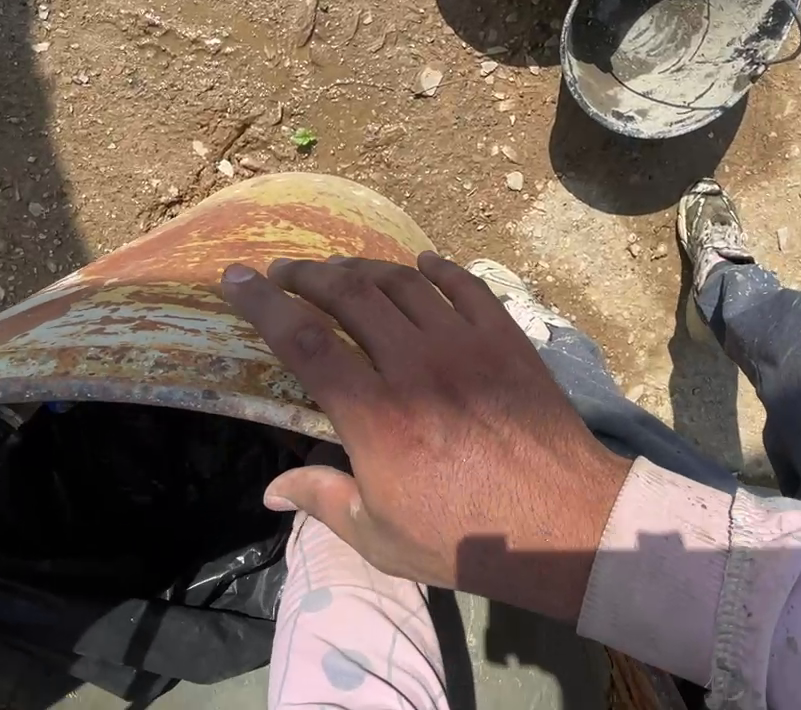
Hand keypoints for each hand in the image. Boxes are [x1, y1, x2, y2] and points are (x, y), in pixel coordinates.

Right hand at [216, 253, 633, 620]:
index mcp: (375, 414)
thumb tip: (270, 489)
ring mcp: (464, 342)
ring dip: (363, 268)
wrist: (564, 519)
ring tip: (340, 269)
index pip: (304, 340)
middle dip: (308, 276)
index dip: (264, 304)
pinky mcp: (504, 336)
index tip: (236, 278)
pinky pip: (465, 285)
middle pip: (349, 296)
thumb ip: (323, 501)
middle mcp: (414, 363)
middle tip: (286, 271)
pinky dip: (438, 268)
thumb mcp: (382, 538)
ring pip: (403, 283)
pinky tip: (421, 263)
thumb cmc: (466, 537)